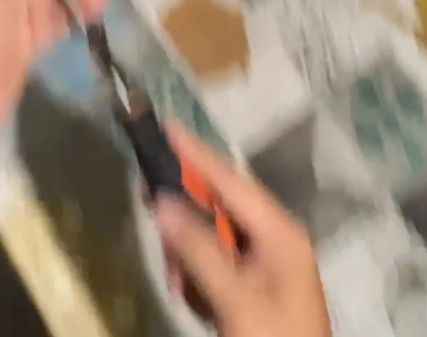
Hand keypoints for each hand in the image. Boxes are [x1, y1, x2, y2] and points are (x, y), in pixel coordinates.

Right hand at [155, 124, 330, 336]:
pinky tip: (189, 295)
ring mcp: (265, 261)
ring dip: (186, 252)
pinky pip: (214, 259)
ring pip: (210, 232)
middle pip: (217, 200)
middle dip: (183, 212)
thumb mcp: (236, 302)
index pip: (229, 178)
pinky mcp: (255, 282)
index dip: (194, 151)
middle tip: (147, 202)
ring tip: (178, 283)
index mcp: (279, 232)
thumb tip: (161, 200)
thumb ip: (197, 249)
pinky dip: (196, 272)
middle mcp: (274, 236)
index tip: (163, 123)